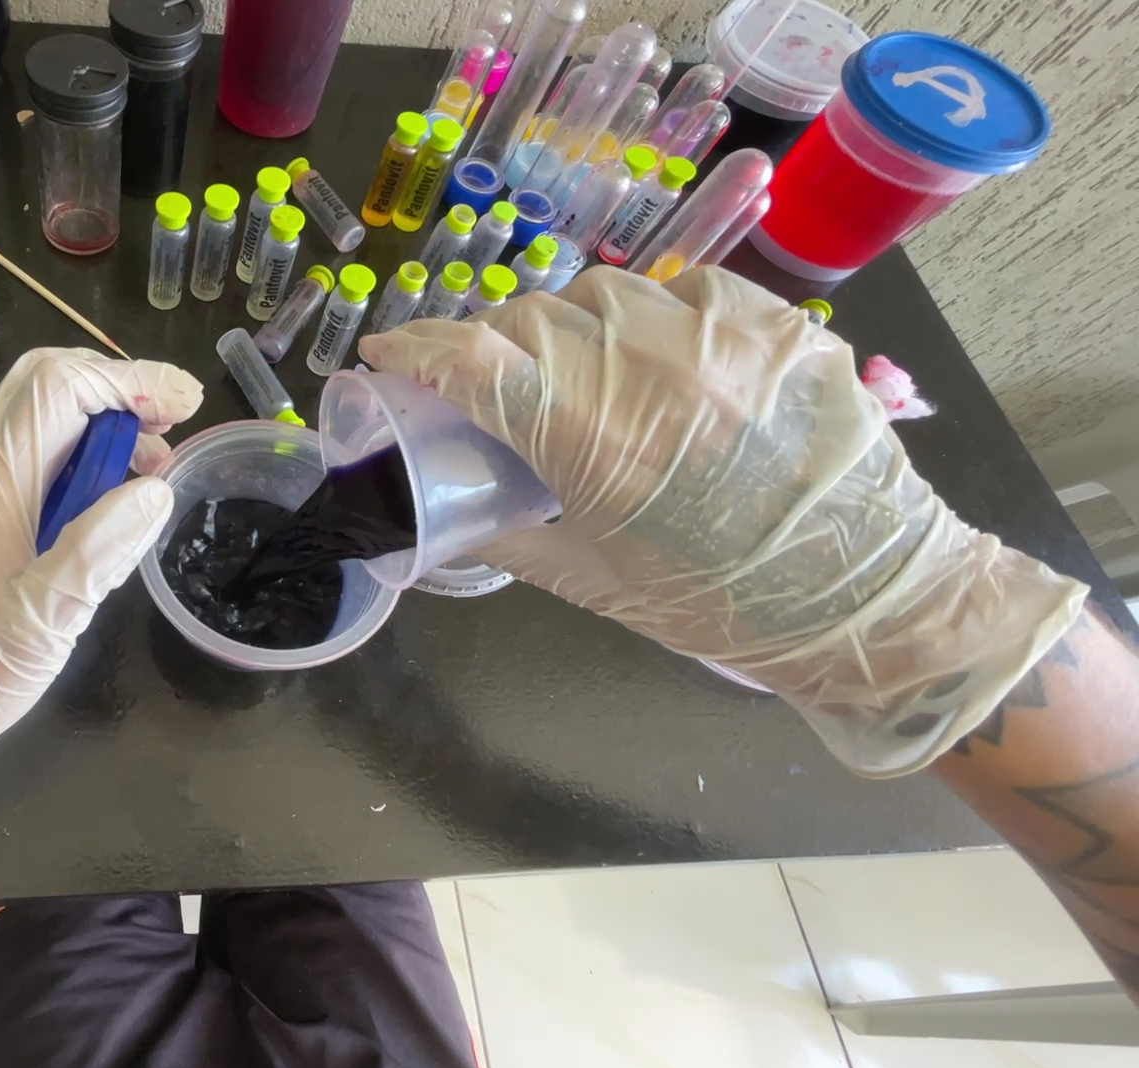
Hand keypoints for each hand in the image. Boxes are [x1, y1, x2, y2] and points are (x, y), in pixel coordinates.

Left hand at [0, 348, 203, 816]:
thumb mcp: (38, 624)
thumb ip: (94, 554)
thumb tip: (154, 490)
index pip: (58, 388)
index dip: (127, 381)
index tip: (184, 406)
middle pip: (44, 381)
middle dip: (117, 385)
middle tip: (174, 420)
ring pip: (37, 411)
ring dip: (102, 416)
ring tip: (154, 461)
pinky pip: (30, 447)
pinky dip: (81, 447)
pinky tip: (110, 492)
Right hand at [361, 266, 1084, 776]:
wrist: (864, 599)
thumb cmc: (705, 601)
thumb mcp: (578, 576)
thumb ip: (495, 534)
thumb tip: (436, 517)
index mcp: (590, 439)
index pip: (475, 362)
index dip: (415, 348)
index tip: (383, 352)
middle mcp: (649, 368)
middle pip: (524, 320)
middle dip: (479, 344)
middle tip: (473, 380)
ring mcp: (720, 336)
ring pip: (596, 295)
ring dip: (553, 326)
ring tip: (561, 367)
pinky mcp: (775, 324)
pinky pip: (677, 288)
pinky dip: (636, 313)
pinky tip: (642, 350)